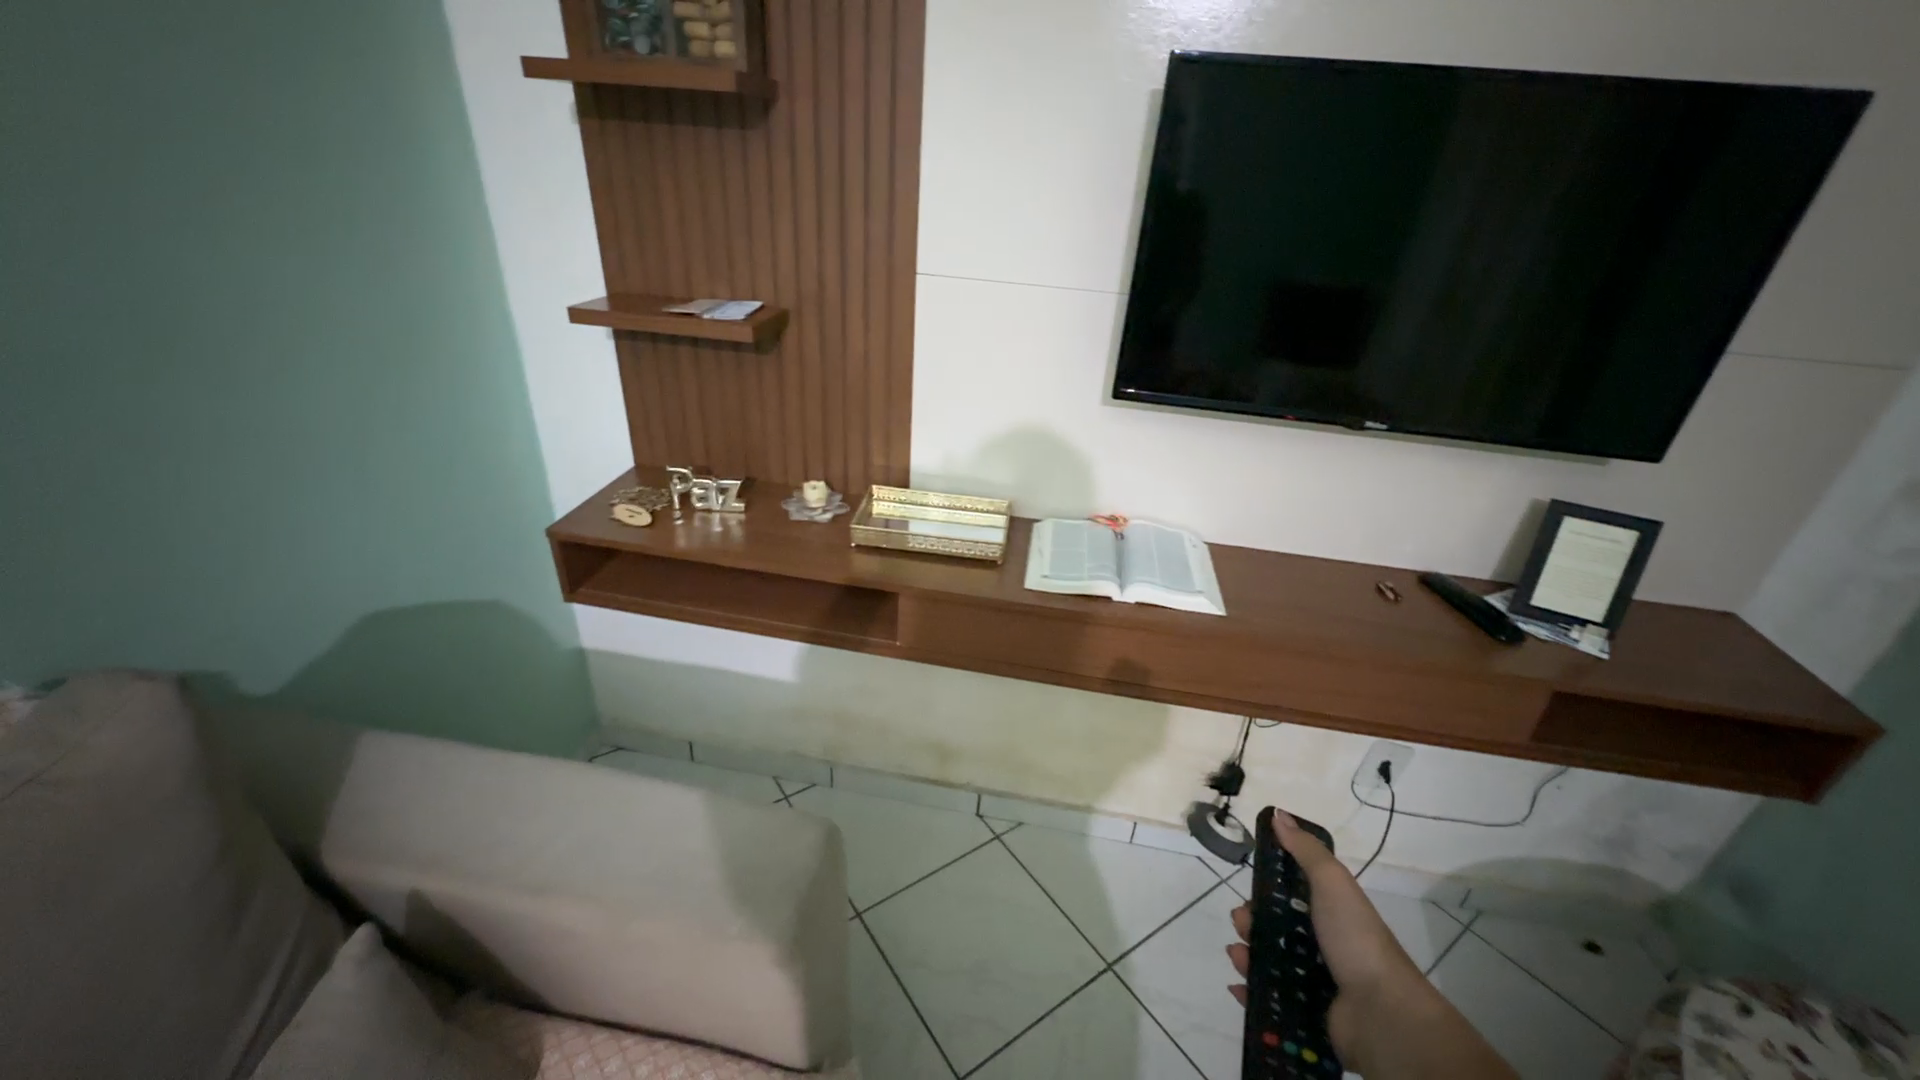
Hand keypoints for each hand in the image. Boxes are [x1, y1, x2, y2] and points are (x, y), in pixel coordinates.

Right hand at [1227, 812, 1424, 1066]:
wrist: (1380, 1010)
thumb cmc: (1354, 939)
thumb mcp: (1332, 883)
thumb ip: (1305, 850)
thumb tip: (1278, 813)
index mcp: (1330, 914)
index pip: (1290, 898)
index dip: (1266, 892)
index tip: (1250, 891)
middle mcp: (1322, 946)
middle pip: (1274, 930)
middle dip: (1250, 923)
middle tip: (1243, 924)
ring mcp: (1314, 982)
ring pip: (1268, 963)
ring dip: (1246, 956)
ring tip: (1239, 956)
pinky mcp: (1306, 1013)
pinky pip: (1270, 1000)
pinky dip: (1250, 992)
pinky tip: (1239, 985)